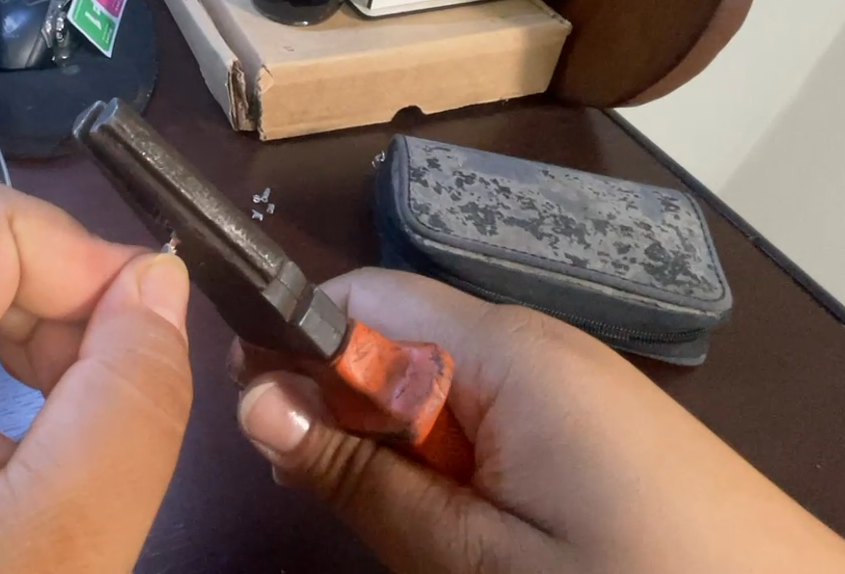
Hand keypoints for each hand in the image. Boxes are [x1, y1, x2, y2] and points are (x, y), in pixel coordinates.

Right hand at [234, 268, 844, 572]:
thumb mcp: (479, 562)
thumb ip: (360, 476)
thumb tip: (253, 404)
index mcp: (503, 347)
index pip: (360, 296)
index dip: (294, 340)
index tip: (253, 407)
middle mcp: (530, 339)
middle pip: (393, 334)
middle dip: (337, 396)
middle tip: (308, 478)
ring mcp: (567, 378)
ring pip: (434, 378)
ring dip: (388, 434)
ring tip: (382, 511)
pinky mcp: (590, 420)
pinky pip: (484, 409)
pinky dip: (444, 453)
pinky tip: (452, 518)